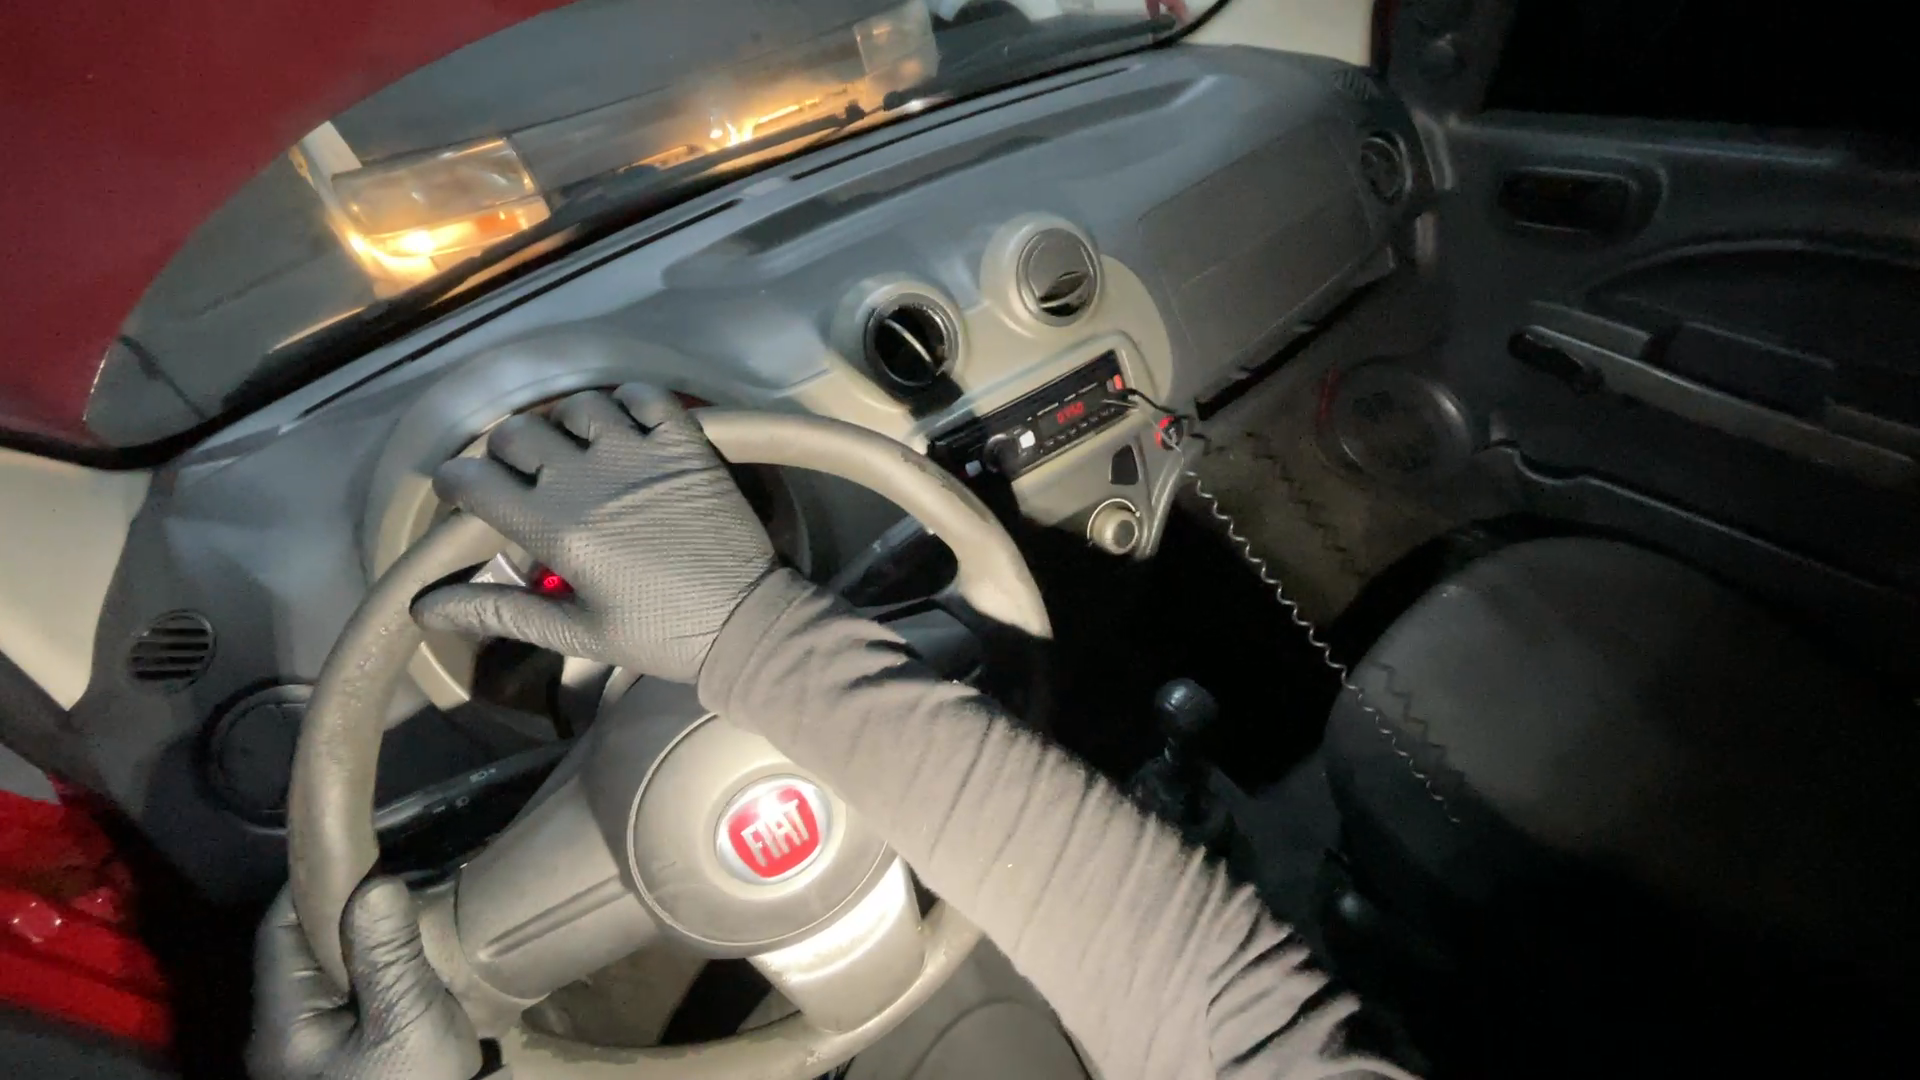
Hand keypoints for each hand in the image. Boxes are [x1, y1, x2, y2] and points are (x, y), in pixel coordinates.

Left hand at [250, 877, 484, 1079]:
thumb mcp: (405, 1020)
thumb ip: (388, 953)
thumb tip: (375, 883)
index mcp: (286, 1020)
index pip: (282, 930)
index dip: (314, 880)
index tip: (361, 839)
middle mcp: (293, 1025)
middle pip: (309, 943)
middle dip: (352, 899)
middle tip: (405, 859)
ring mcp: (322, 1037)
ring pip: (338, 960)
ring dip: (374, 924)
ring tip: (420, 887)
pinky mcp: (355, 1041)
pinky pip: (363, 979)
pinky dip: (388, 949)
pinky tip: (422, 935)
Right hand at [411, 385, 775, 683]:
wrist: (746, 619)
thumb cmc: (662, 633)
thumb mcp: (579, 633)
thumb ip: (502, 612)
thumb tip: (422, 608)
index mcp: (556, 528)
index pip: (474, 480)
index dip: (459, 482)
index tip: (469, 492)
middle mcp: (591, 478)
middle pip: (520, 432)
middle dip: (510, 450)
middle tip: (530, 474)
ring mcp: (643, 455)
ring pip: (580, 405)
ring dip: (570, 422)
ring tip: (582, 449)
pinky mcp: (688, 446)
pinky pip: (649, 397)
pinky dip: (631, 401)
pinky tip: (630, 425)